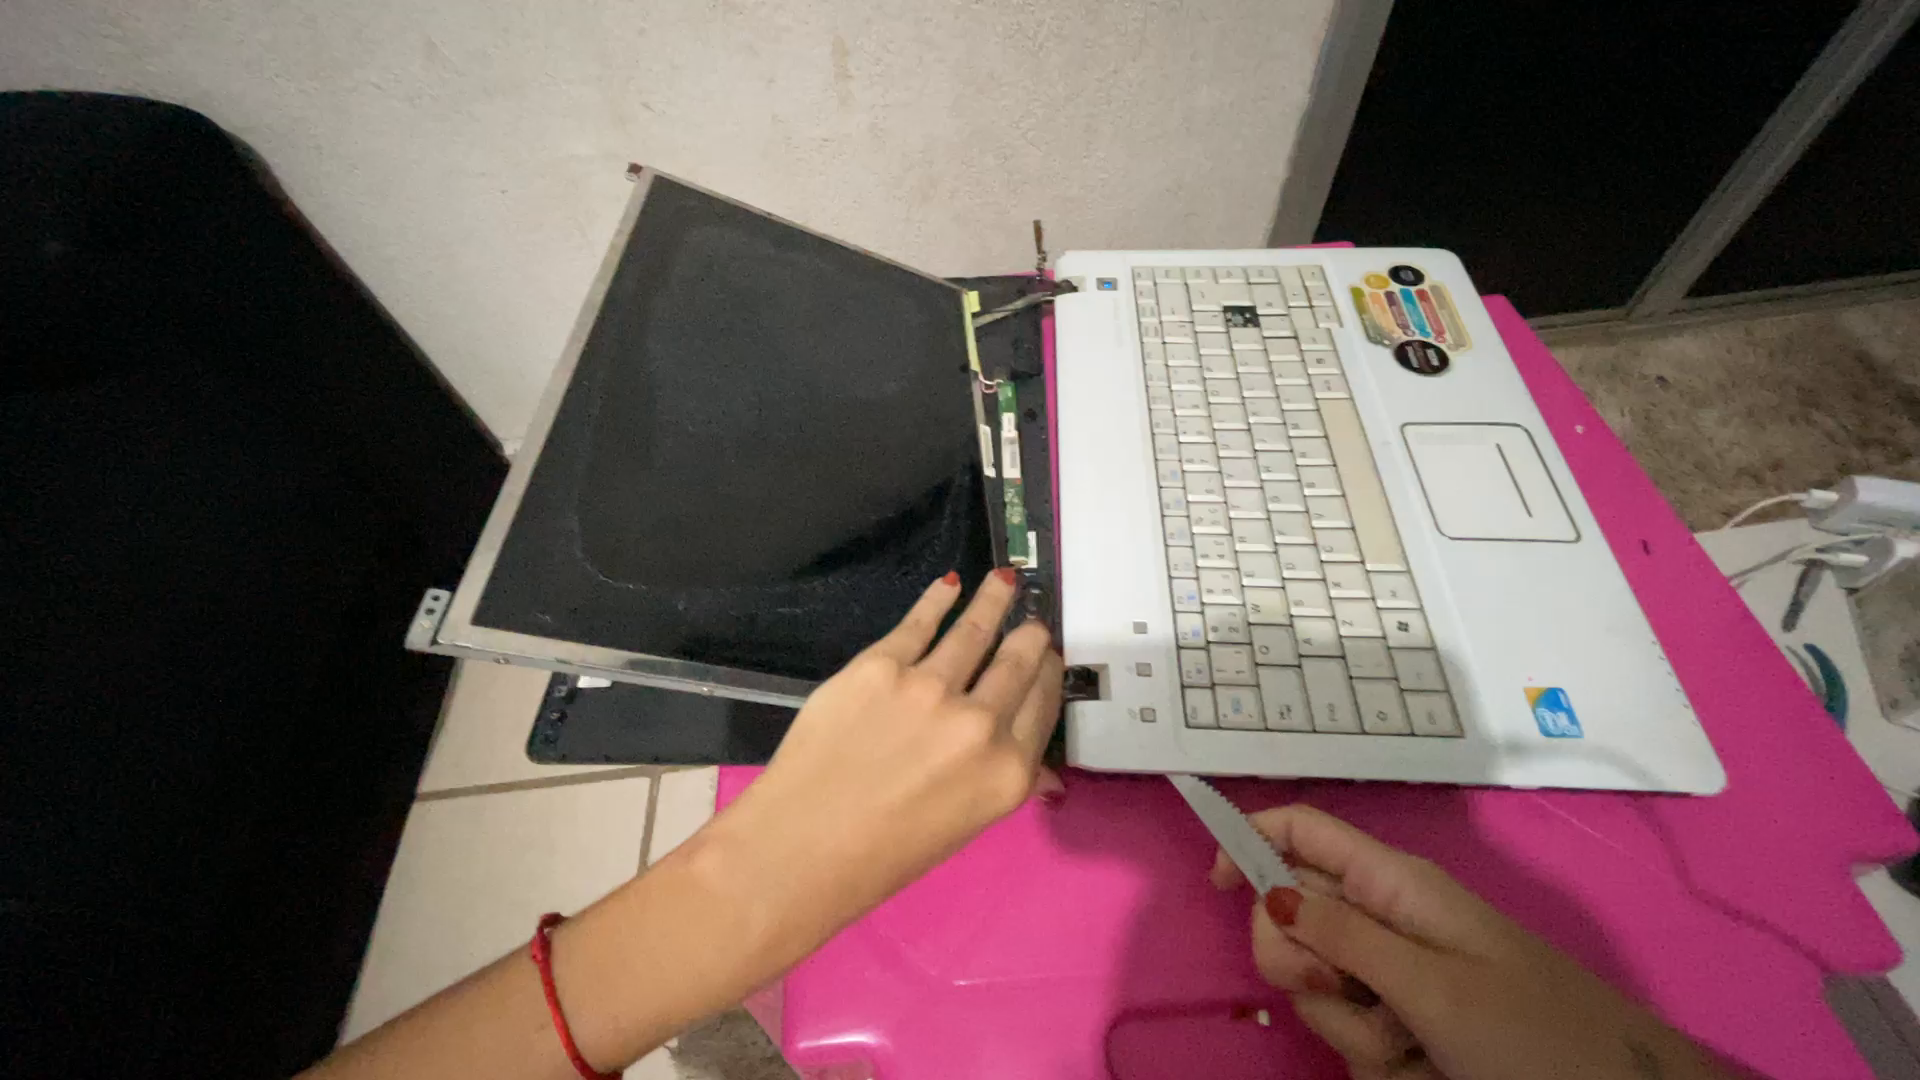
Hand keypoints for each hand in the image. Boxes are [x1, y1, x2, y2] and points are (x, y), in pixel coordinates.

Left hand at [685, 569, 1063, 959]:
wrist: (800, 847)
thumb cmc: (885, 856)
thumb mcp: (964, 825)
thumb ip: (1002, 781)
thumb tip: (1034, 767)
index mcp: (1008, 771)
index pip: (1042, 705)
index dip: (1048, 675)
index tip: (1048, 657)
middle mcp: (980, 723)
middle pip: (1018, 663)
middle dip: (1029, 638)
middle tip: (1032, 623)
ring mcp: (929, 687)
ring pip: (974, 632)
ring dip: (993, 601)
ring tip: (1005, 582)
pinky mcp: (880, 665)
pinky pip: (919, 623)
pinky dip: (938, 599)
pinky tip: (949, 584)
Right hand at [1213, 806, 1736, 1079]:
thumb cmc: (1534, 1033)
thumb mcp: (1433, 986)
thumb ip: (1343, 935)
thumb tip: (1269, 891)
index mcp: (1390, 882)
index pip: (1301, 829)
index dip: (1249, 838)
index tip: (1216, 884)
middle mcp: (1381, 913)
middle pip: (1290, 910)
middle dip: (1298, 961)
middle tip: (1339, 992)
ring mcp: (1389, 966)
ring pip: (1313, 976)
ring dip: (1343, 1020)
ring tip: (1407, 1046)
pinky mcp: (1399, 1013)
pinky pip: (1345, 1022)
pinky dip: (1368, 1049)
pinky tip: (1415, 1064)